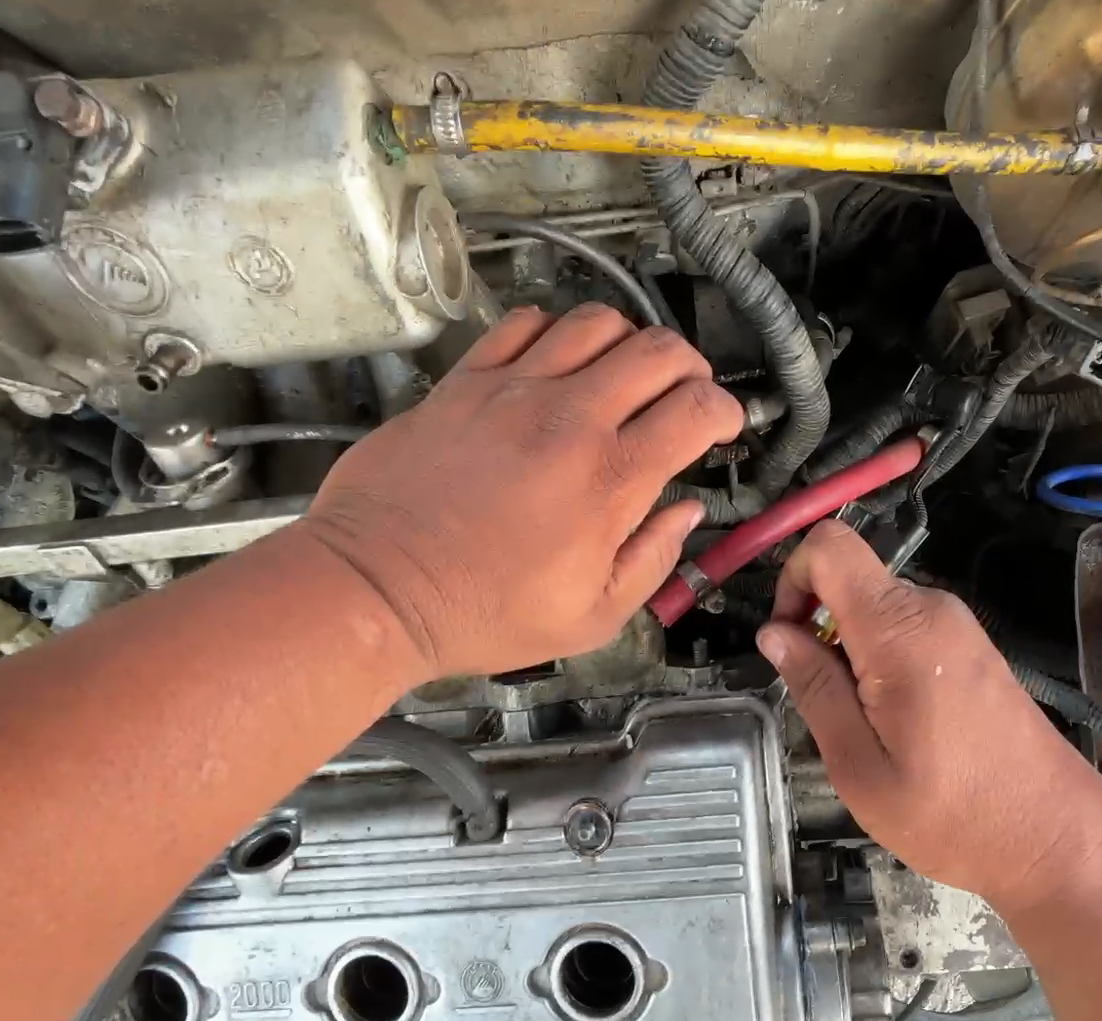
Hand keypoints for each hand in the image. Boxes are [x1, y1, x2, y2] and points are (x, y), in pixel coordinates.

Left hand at [301, 304, 741, 677]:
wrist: (377, 590)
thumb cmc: (481, 611)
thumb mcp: (592, 617)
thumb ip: (652, 559)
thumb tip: (685, 513)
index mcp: (609, 481)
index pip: (696, 409)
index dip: (724, 411)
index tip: (720, 424)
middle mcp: (568, 421)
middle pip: (659, 350)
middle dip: (689, 366)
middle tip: (684, 392)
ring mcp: (512, 392)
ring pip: (596, 323)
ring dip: (627, 341)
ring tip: (623, 373)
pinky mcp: (464, 382)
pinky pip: (522, 323)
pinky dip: (554, 331)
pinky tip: (555, 363)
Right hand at [758, 521, 1101, 909]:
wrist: (1056, 838)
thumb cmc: (952, 814)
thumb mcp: (858, 765)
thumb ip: (813, 687)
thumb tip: (773, 633)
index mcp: (898, 629)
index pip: (829, 545)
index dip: (792, 578)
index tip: (787, 640)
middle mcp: (930, 609)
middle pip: (849, 578)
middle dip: (818, 626)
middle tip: (826, 703)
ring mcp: (956, 624)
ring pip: (873, 606)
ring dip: (849, 649)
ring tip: (865, 723)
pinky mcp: (970, 645)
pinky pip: (904, 627)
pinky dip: (879, 657)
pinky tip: (896, 720)